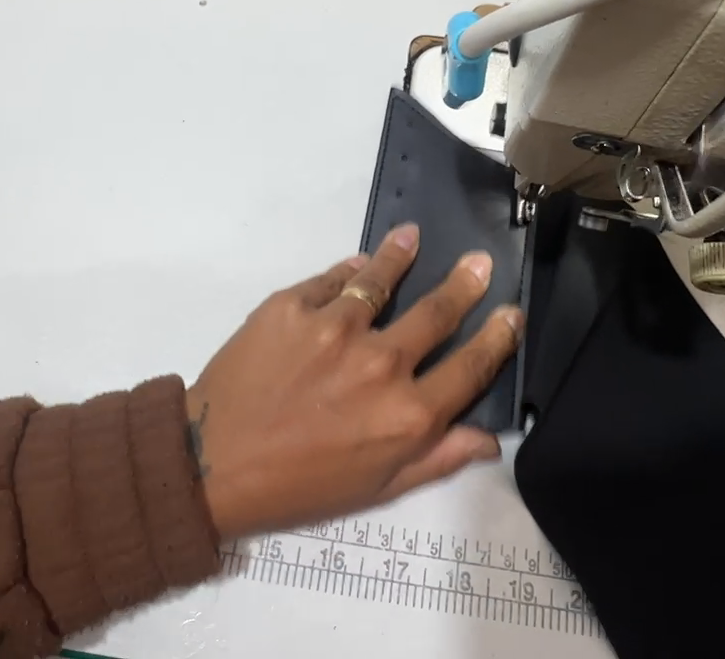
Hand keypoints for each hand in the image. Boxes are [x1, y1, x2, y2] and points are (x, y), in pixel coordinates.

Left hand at [184, 223, 523, 539]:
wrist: (212, 464)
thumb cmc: (300, 485)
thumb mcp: (378, 487)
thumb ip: (438, 457)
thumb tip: (490, 437)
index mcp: (407, 415)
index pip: (471, 367)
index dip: (498, 337)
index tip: (512, 312)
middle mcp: (380, 363)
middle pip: (436, 313)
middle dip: (464, 284)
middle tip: (479, 261)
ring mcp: (334, 328)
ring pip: (380, 280)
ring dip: (401, 256)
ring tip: (412, 237)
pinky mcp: (292, 306)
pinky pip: (330, 279)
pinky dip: (348, 269)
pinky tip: (357, 261)